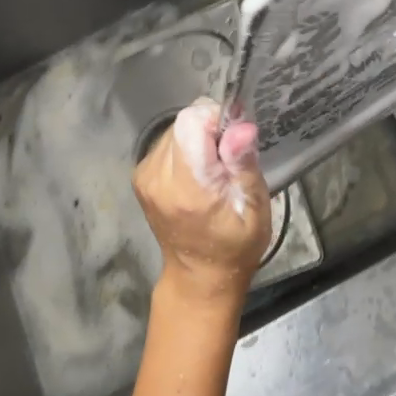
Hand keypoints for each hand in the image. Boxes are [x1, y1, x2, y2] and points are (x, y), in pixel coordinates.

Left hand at [133, 99, 272, 303]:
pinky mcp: (141, 175)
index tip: (236, 140)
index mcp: (186, 186)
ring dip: (199, 138)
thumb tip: (240, 126)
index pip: (191, 121)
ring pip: (176, 128)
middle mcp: (156, 177)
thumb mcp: (254, 209)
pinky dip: (187, 147)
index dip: (218, 119)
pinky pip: (168, 141)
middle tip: (229, 160)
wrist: (200, 277)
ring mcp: (144, 175)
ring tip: (216, 168)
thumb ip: (244, 165)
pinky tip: (200, 171)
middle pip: (183, 122)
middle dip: (211, 129)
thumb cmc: (235, 245)